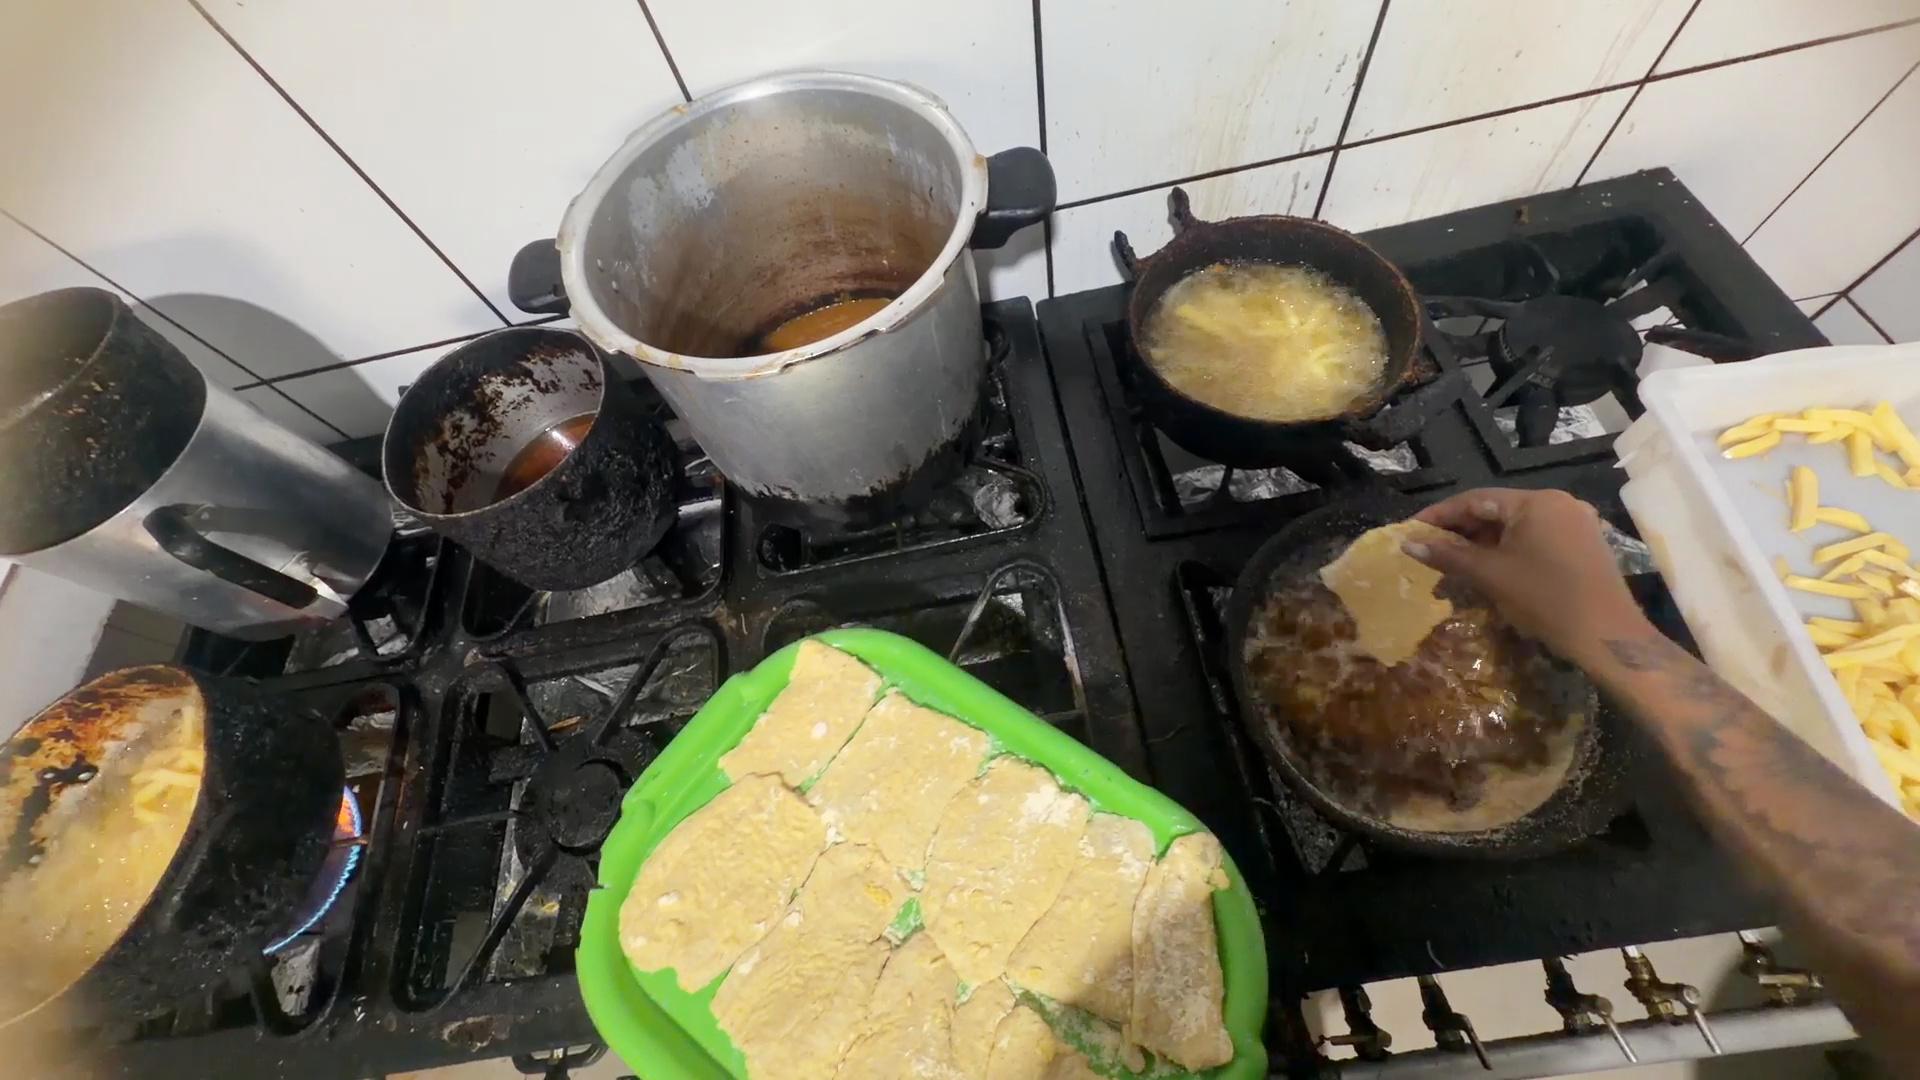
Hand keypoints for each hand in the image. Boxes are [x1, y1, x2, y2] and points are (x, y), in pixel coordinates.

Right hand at [1403, 488, 1651, 666]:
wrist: (1606, 636)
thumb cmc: (1543, 597)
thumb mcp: (1487, 574)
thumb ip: (1446, 554)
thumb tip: (1407, 544)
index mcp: (1537, 503)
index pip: (1474, 499)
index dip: (1437, 514)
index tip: (1410, 529)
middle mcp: (1558, 504)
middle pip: (1494, 509)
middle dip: (1457, 527)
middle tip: (1426, 545)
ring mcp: (1573, 523)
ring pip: (1512, 524)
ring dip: (1478, 539)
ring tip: (1448, 556)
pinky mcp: (1579, 543)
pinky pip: (1531, 536)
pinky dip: (1503, 546)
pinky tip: (1483, 563)